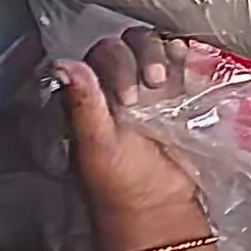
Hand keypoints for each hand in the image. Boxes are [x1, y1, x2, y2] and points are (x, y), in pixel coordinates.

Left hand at [53, 28, 198, 226]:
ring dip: (163, 52)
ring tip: (167, 81)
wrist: (159, 208)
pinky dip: (186, 54)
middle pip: (131, 42)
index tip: (129, 97)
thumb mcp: (97, 146)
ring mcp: (154, 82)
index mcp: (95, 91)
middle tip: (153, 83)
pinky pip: (183, 58)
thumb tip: (62, 64)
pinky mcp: (181, 88)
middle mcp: (123, 79)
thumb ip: (84, 105)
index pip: (103, 54)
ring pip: (157, 44)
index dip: (116, 65)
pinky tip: (188, 62)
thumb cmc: (120, 182)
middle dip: (143, 55)